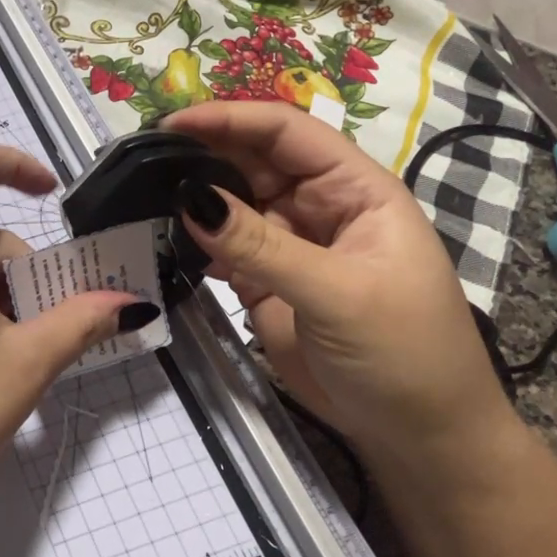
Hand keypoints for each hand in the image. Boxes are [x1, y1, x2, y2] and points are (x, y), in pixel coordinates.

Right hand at [162, 102, 514, 462]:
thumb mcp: (337, 294)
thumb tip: (188, 197)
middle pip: (251, 161)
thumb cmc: (404, 354)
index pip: (287, 133)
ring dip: (191, 197)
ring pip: (230, 203)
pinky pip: (220, 247)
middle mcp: (318, 207)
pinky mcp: (264, 281)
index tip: (172, 122)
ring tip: (138, 192)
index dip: (232, 119)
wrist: (418, 437)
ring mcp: (288, 245)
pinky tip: (159, 237)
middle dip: (202, 153)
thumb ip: (260, 246)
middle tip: (140, 158)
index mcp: (355, 191)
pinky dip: (190, 240)